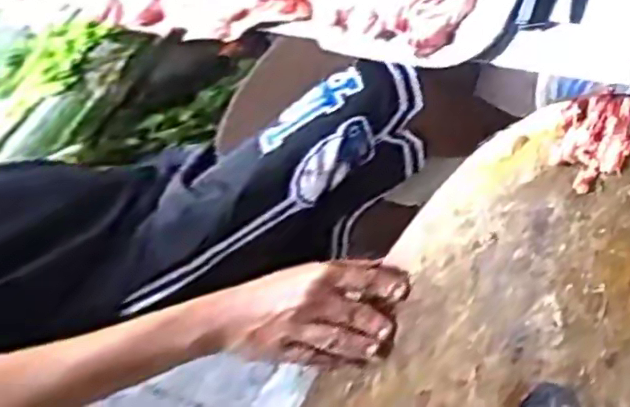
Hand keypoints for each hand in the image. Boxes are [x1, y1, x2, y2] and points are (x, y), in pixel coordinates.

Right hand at [197, 261, 408, 366]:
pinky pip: (311, 357)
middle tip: (392, 330)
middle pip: (351, 312)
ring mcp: (295, 328)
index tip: (404, 292)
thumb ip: (349, 268)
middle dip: (374, 322)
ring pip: (334, 338)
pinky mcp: (280, 351)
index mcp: (324, 275)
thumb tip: (384, 265)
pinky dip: (331, 361)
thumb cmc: (277, 286)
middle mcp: (313, 300)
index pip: (363, 279)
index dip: (386, 285)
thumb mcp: (315, 268)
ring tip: (376, 351)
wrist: (226, 316)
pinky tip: (347, 364)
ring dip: (357, 346)